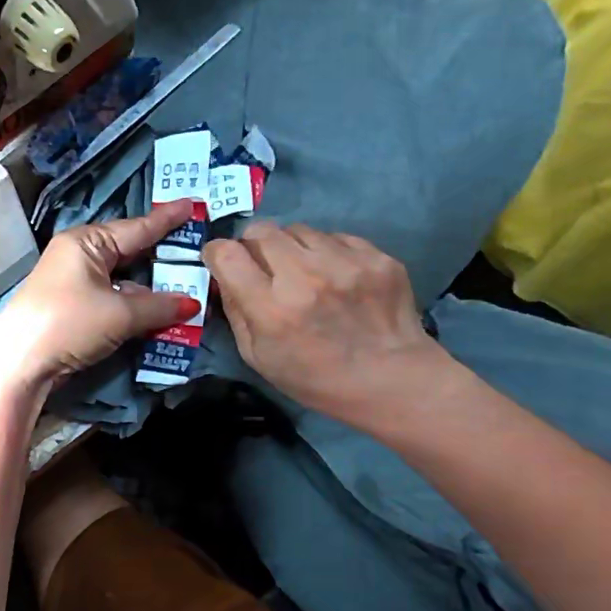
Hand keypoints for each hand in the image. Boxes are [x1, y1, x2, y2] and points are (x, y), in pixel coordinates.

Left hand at [0, 202, 202, 389]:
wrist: (19, 364)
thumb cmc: (69, 323)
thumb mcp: (120, 314)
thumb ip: (159, 307)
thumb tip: (191, 304)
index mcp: (85, 243)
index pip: (136, 228)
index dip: (167, 219)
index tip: (193, 205)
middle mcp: (78, 256)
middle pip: (129, 253)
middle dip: (161, 257)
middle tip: (197, 252)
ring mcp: (72, 282)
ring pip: (122, 280)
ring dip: (150, 290)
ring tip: (186, 290)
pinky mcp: (71, 308)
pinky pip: (111, 299)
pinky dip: (133, 306)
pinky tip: (156, 314)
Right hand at [203, 224, 457, 426]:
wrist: (392, 381)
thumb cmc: (315, 378)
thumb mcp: (258, 357)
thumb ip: (236, 311)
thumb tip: (224, 276)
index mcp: (272, 308)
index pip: (228, 254)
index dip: (217, 253)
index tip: (221, 260)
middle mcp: (306, 277)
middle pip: (261, 230)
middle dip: (252, 244)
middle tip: (262, 264)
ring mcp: (345, 263)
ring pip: (298, 229)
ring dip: (291, 246)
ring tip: (303, 272)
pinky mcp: (376, 257)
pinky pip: (335, 237)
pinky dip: (326, 252)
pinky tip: (335, 277)